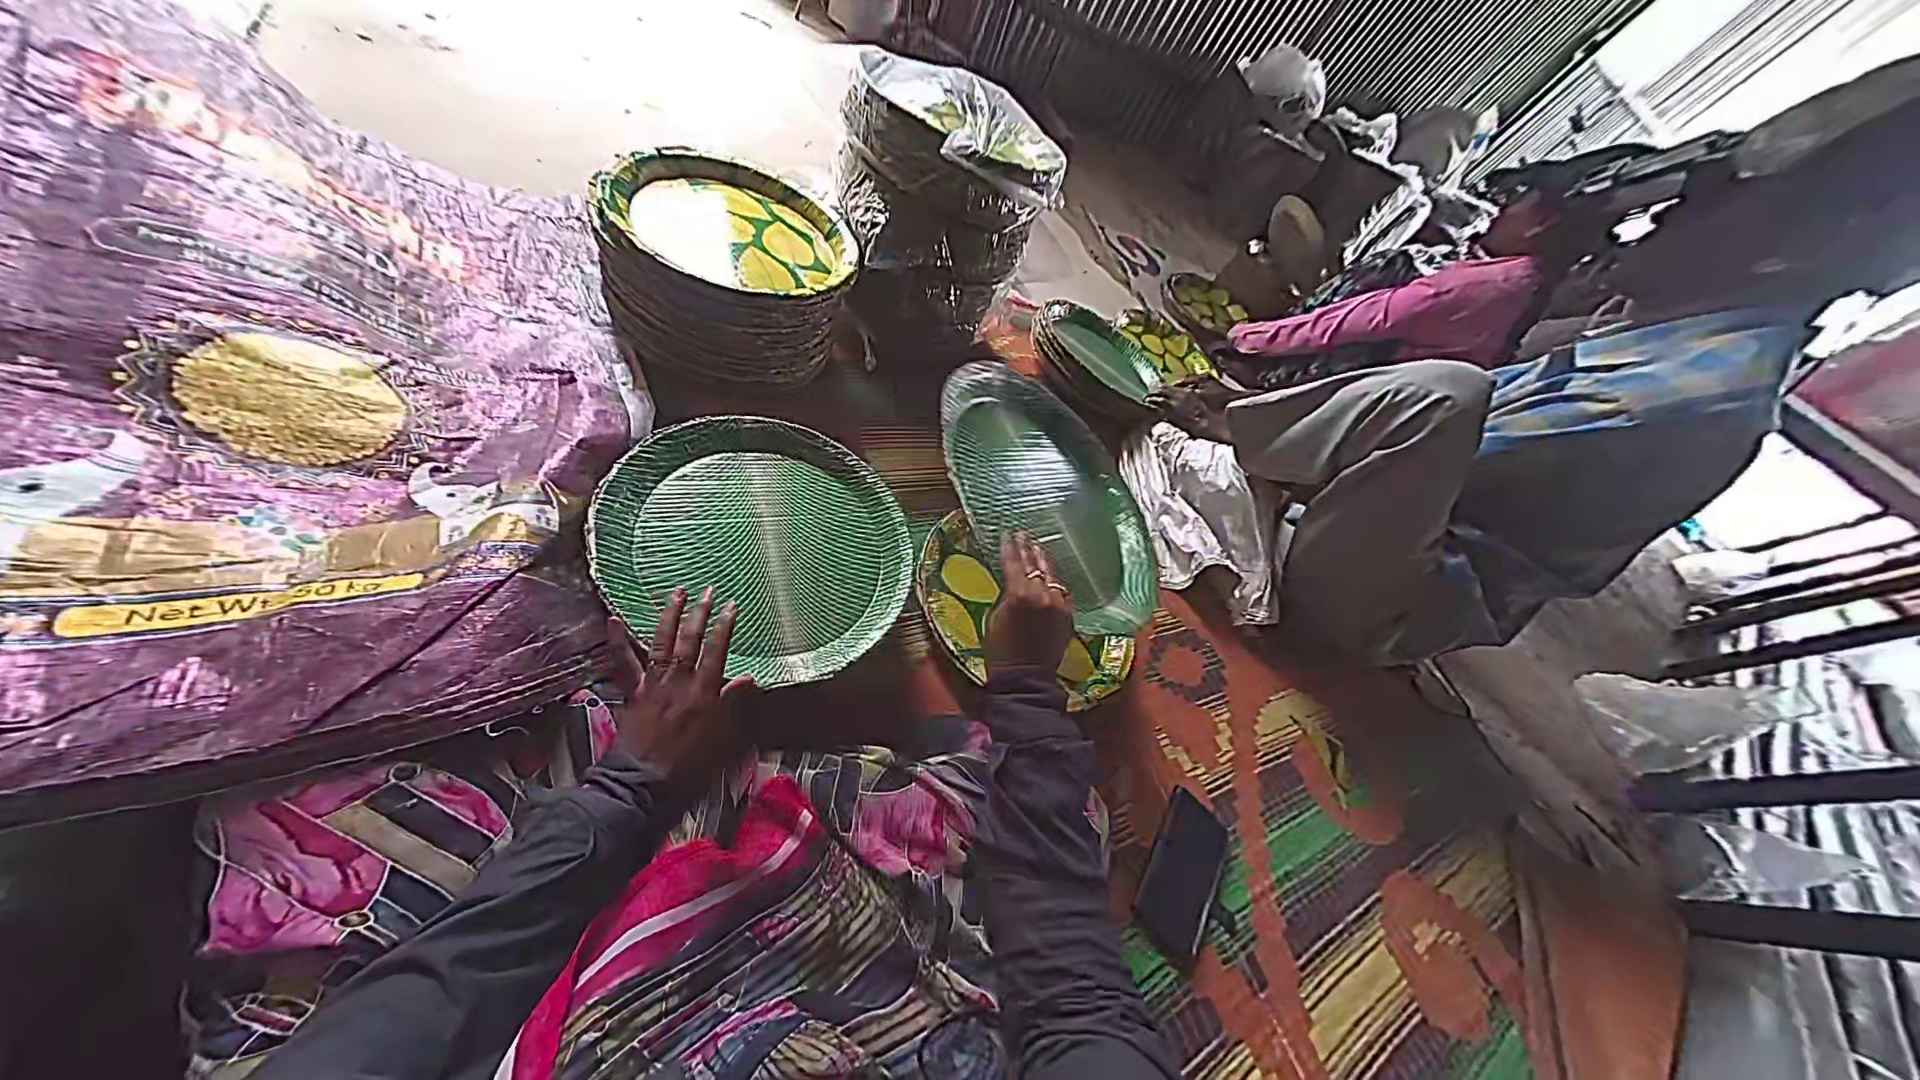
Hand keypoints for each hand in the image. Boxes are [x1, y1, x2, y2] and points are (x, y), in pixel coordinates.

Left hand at [607, 587, 755, 787]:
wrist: (642, 786)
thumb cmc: (688, 767)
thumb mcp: (722, 738)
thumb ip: (732, 704)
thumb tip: (749, 678)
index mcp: (703, 693)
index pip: (717, 651)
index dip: (724, 627)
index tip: (730, 605)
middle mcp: (678, 682)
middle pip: (690, 641)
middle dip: (699, 613)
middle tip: (707, 590)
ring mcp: (652, 685)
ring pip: (662, 644)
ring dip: (669, 616)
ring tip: (676, 593)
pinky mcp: (632, 693)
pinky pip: (623, 664)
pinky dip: (618, 642)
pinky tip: (613, 620)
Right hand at [984, 532, 1074, 675]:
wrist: (1025, 678)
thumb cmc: (1000, 650)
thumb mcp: (994, 617)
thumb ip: (1006, 595)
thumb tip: (1011, 582)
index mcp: (1019, 594)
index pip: (1013, 562)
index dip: (1009, 547)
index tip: (1007, 535)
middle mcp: (1042, 595)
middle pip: (1035, 564)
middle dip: (1028, 548)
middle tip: (1023, 535)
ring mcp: (1059, 604)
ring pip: (1052, 575)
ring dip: (1043, 561)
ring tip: (1037, 548)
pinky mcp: (1068, 615)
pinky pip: (1062, 591)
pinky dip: (1055, 582)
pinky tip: (1051, 576)